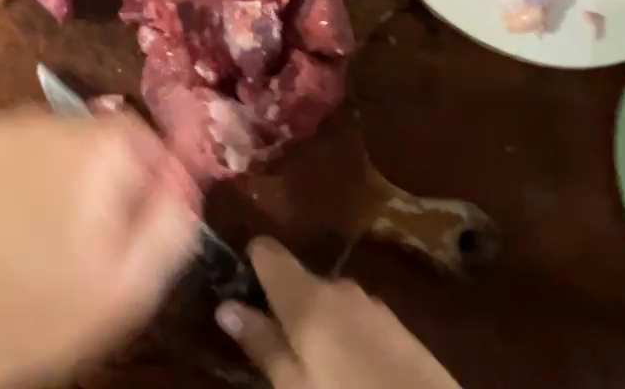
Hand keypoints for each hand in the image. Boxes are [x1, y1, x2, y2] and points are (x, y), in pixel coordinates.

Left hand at [0, 108, 200, 388]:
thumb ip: (170, 221)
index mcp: (91, 148)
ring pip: (51, 136)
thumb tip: (187, 178)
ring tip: (45, 227)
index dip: (147, 171)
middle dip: (103, 171)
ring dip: (60, 168)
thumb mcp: (129, 284)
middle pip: (94, 131)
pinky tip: (9, 215)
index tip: (140, 214)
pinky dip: (20, 168)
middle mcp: (44, 119)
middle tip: (93, 230)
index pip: (139, 132)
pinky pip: (11, 143)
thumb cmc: (42, 310)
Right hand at [217, 239, 459, 388]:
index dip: (249, 264)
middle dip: (284, 305)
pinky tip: (352, 372)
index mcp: (305, 294)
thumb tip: (225, 305)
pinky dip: (346, 336)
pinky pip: (357, 320)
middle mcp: (337, 287)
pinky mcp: (399, 328)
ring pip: (328, 302)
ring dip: (317, 323)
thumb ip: (261, 342)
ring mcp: (373, 305)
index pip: (265, 250)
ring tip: (315, 363)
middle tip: (276, 344)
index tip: (240, 290)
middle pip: (297, 279)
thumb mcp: (295, 386)